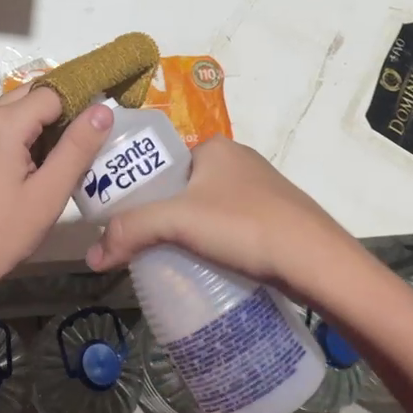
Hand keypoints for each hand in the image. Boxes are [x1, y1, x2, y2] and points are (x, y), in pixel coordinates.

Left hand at [0, 87, 113, 302]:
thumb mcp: (48, 195)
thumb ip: (77, 148)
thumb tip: (102, 109)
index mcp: (3, 121)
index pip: (55, 93)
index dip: (81, 108)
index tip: (101, 133)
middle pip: (35, 96)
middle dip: (64, 115)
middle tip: (86, 148)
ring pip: (19, 109)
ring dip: (44, 127)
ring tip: (64, 163)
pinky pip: (3, 125)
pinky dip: (25, 136)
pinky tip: (36, 170)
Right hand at [84, 136, 355, 287]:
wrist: (320, 264)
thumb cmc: (246, 226)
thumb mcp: (179, 222)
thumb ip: (131, 231)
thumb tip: (91, 256)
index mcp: (213, 145)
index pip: (160, 161)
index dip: (136, 187)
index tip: (119, 217)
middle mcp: (236, 159)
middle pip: (181, 186)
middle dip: (160, 214)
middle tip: (139, 244)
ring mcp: (260, 189)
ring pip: (206, 208)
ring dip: (187, 230)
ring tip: (169, 259)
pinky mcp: (276, 219)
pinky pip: (230, 226)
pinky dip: (214, 242)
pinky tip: (207, 266)